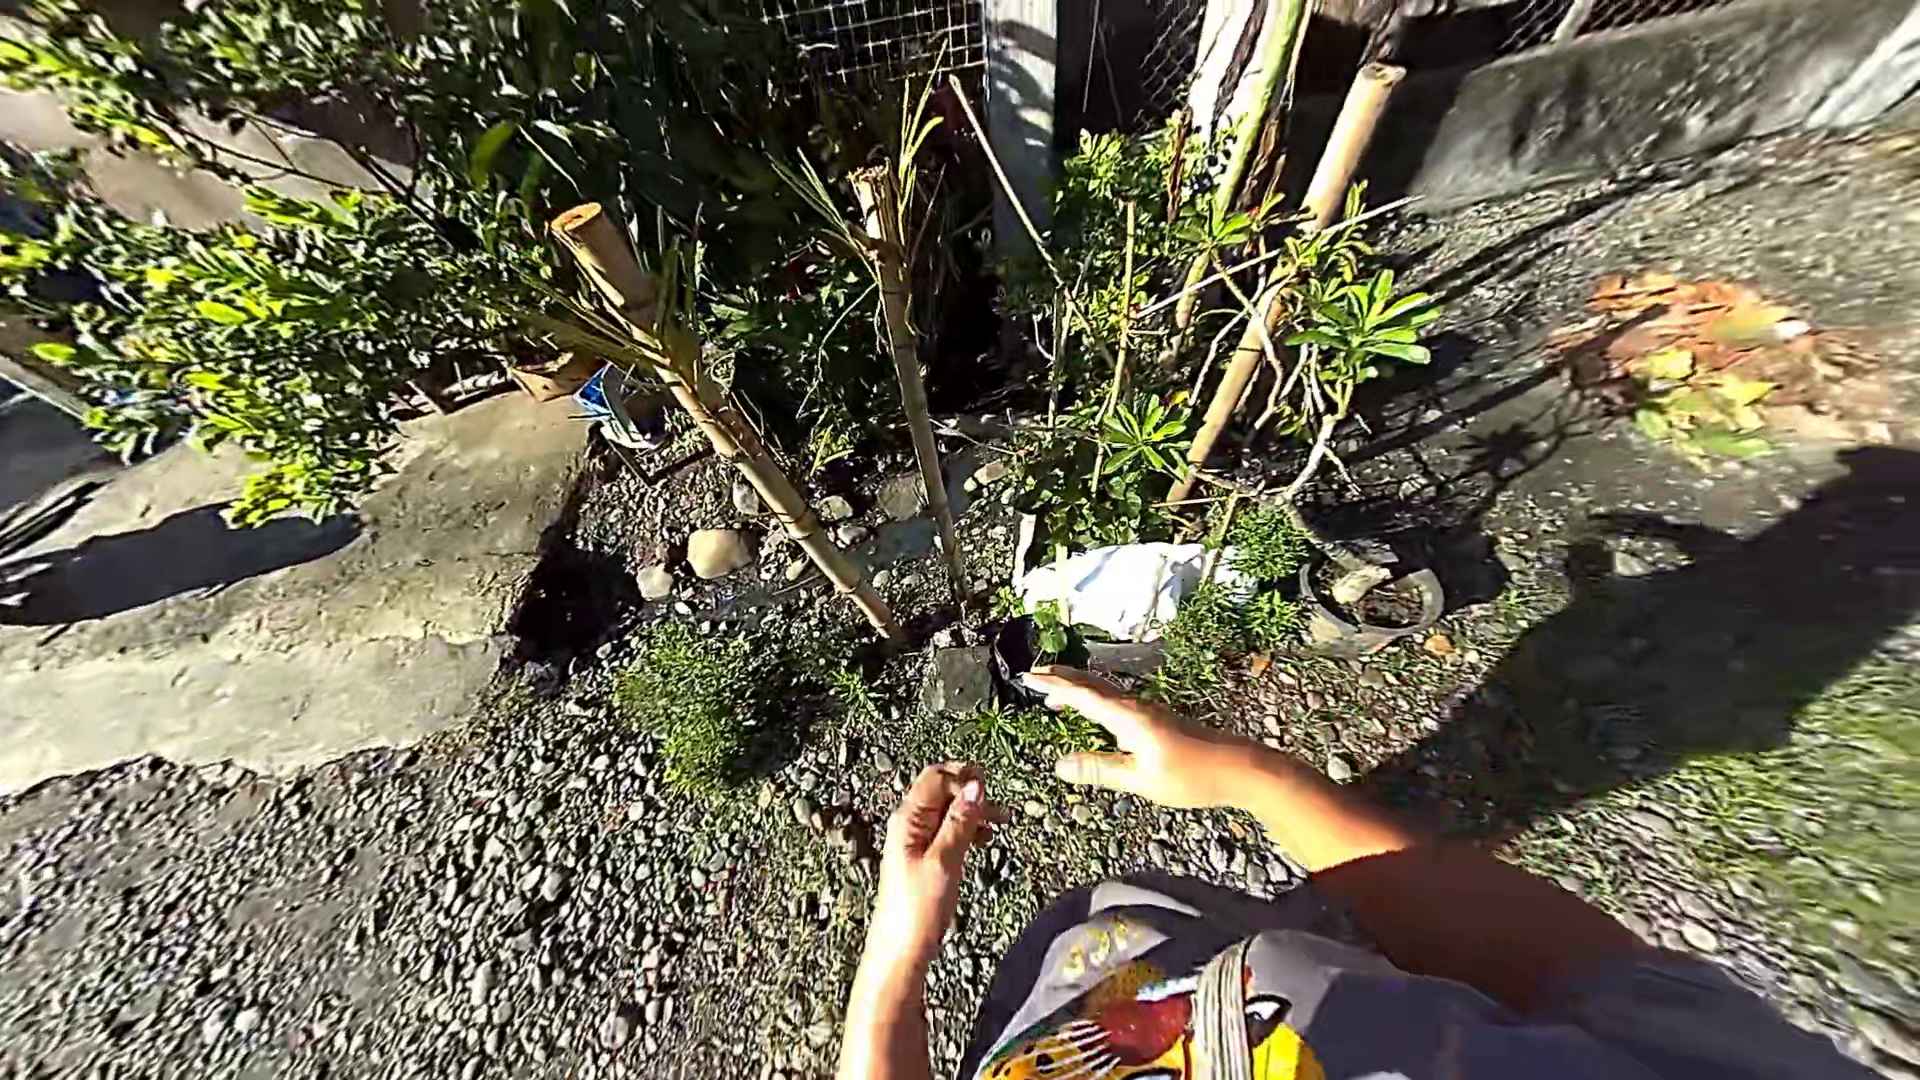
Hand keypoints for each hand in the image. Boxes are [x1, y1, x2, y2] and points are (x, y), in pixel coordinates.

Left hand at [869, 762, 992, 970]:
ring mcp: (916, 840)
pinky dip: (968, 828)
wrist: (900, 955)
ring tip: (1000, 821)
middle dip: (971, 791)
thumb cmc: (918, 910)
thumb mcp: (945, 861)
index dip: (963, 778)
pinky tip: (983, 839)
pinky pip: (948, 829)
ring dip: (973, 810)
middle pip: (942, 790)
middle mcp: (910, 823)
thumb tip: (975, 785)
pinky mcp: (925, 857)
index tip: (989, 792)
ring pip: (948, 810)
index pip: (936, 777)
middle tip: (999, 807)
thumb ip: (960, 821)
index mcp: (908, 818)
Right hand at [1022, 665, 1262, 808]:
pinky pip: (1114, 699)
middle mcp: (1134, 705)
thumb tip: (1058, 766)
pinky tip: (1093, 712)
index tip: (1029, 676)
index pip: (1082, 695)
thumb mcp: (1142, 781)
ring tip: (1055, 696)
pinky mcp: (1154, 717)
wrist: (1241, 767)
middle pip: (1091, 684)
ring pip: (1103, 690)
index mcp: (1128, 717)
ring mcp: (1146, 709)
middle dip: (1061, 678)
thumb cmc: (1192, 777)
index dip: (1054, 685)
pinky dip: (1093, 698)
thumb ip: (1100, 770)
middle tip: (1034, 675)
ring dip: (1076, 688)